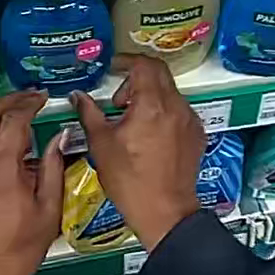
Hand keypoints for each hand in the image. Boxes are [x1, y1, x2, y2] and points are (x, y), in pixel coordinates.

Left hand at [0, 91, 64, 274]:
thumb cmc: (18, 250)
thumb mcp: (49, 211)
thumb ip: (55, 168)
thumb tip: (60, 138)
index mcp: (2, 171)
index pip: (13, 120)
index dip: (29, 103)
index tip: (42, 99)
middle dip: (10, 100)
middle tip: (30, 99)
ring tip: (19, 119)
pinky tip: (3, 151)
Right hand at [70, 56, 203, 249]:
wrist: (165, 213)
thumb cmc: (130, 181)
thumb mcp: (102, 145)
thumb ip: (89, 114)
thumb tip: (77, 96)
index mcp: (152, 104)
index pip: (144, 65)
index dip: (126, 62)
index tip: (113, 68)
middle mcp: (176, 106)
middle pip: (160, 74)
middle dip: (137, 77)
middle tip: (118, 98)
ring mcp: (189, 120)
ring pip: (170, 92)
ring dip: (150, 96)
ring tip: (131, 120)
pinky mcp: (196, 134)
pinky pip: (180, 111)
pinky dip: (163, 111)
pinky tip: (149, 134)